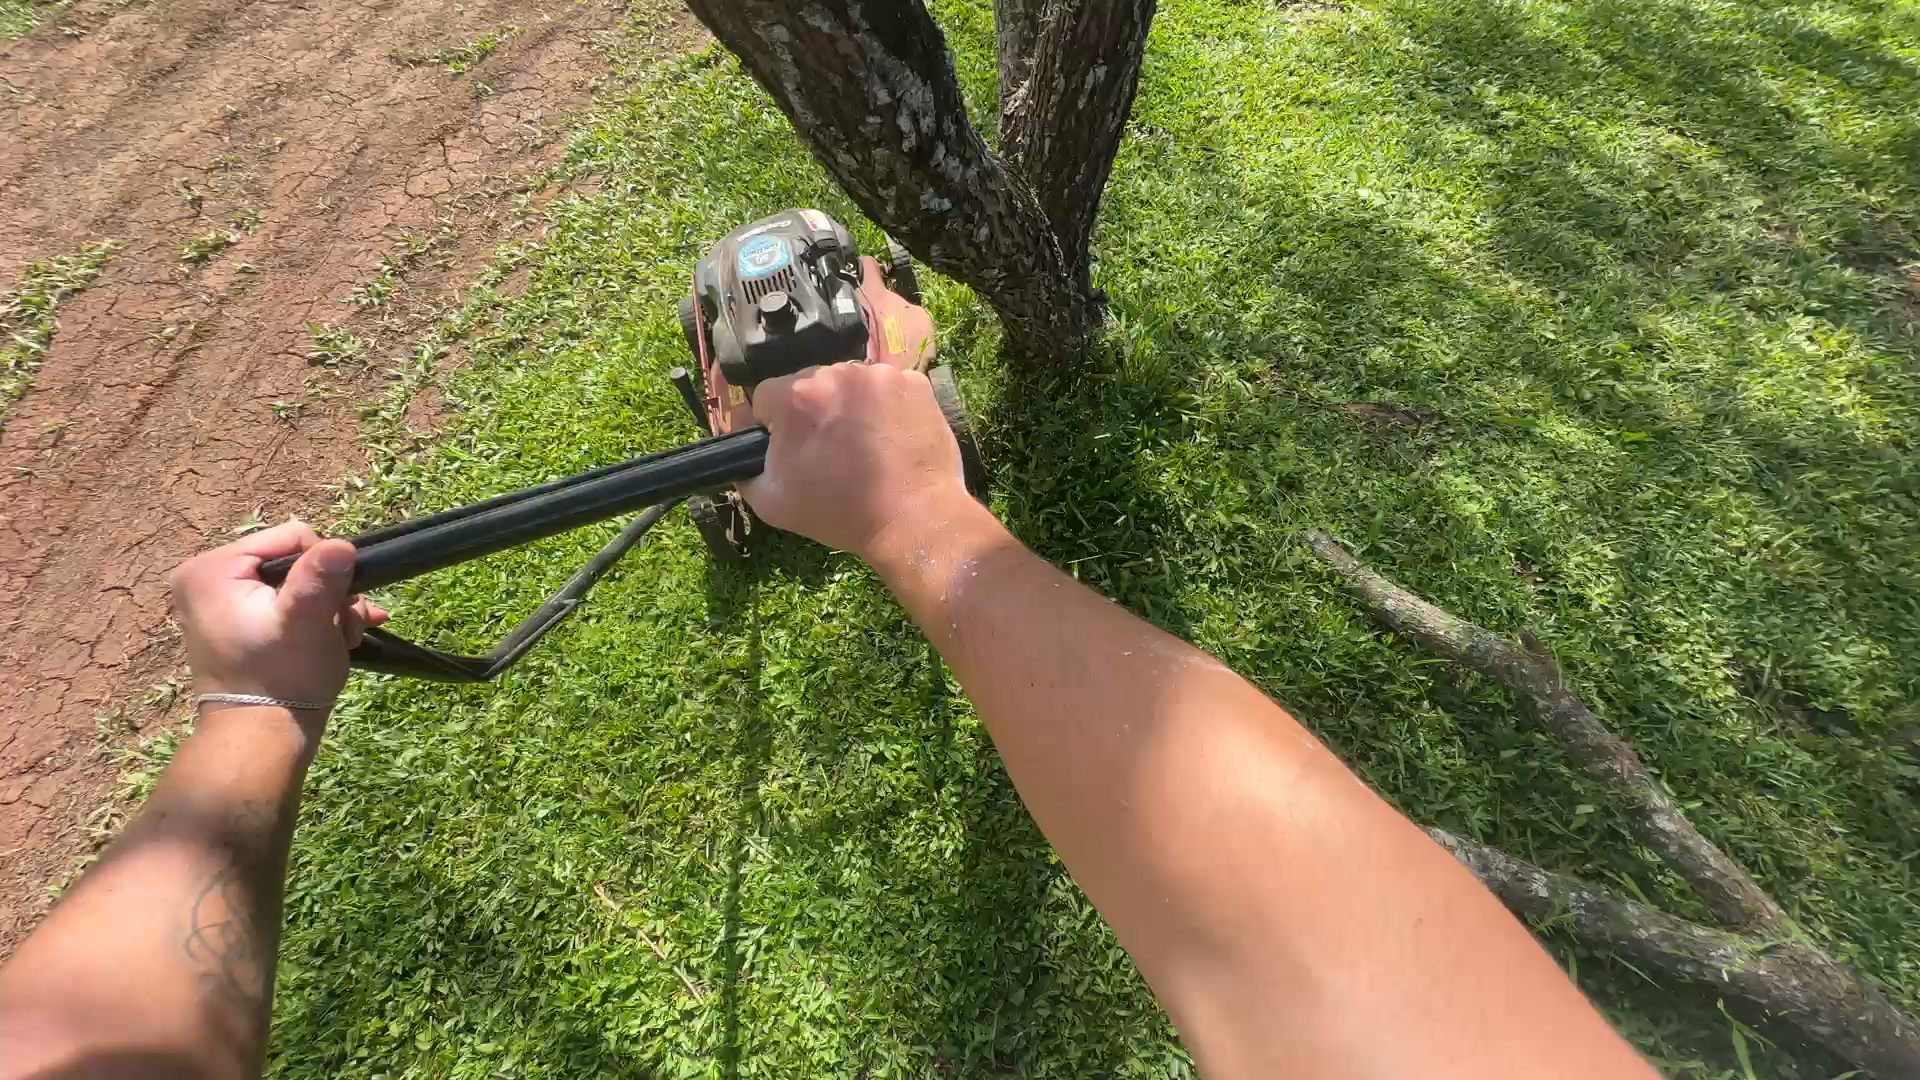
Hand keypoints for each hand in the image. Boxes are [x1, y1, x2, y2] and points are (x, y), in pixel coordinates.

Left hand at [170, 520, 387, 707]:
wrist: (264, 729)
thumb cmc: (283, 673)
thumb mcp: (307, 622)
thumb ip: (319, 580)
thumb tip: (342, 544)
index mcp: (212, 570)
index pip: (293, 537)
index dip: (327, 565)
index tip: (336, 603)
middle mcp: (209, 578)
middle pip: (300, 560)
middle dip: (334, 590)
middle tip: (346, 623)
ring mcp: (225, 601)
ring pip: (305, 581)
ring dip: (336, 606)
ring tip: (345, 636)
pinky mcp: (244, 619)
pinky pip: (294, 600)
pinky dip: (324, 615)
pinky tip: (345, 635)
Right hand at [739, 363, 973, 561]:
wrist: (913, 519)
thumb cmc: (841, 513)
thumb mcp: (773, 503)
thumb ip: (744, 470)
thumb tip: (740, 454)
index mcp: (795, 396)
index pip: (766, 397)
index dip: (774, 426)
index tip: (792, 449)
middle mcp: (837, 373)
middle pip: (811, 385)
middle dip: (815, 413)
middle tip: (832, 452)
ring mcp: (881, 375)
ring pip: (850, 384)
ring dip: (850, 407)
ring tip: (864, 447)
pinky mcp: (915, 383)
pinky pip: (888, 388)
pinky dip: (886, 408)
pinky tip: (891, 438)